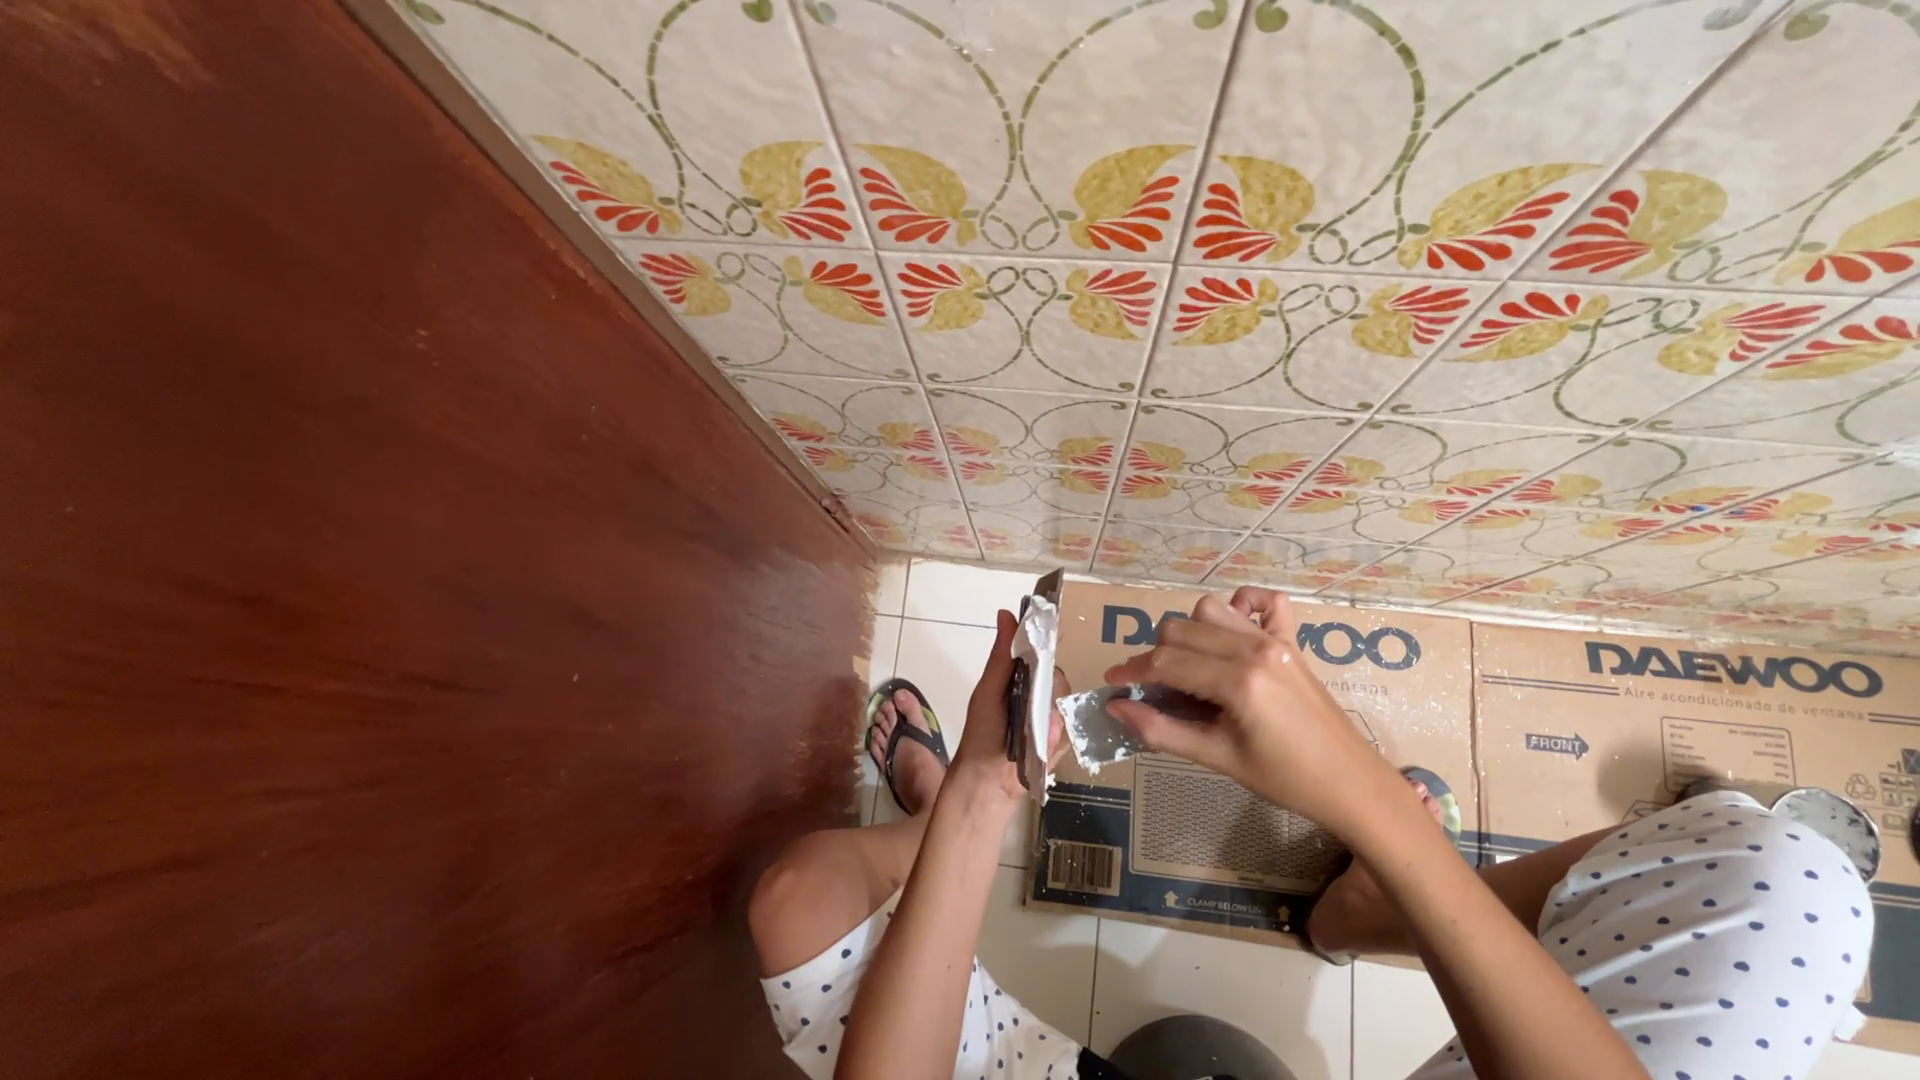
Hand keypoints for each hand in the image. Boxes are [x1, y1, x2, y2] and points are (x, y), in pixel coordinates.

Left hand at [950, 609, 1067, 805]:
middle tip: (1037, 705)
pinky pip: (1069, 728)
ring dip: (1052, 717)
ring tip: (1036, 732)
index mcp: (1017, 676)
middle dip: (1051, 689)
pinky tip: (1043, 745)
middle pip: (1058, 677)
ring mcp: (1048, 716)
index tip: (1057, 635)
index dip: (1049, 643)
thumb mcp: (989, 691)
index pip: (1040, 651)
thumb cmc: (982, 732)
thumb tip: (1006, 612)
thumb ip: (1001, 656)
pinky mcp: (1058, 738)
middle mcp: (1035, 692)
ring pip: (1065, 703)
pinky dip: (1056, 736)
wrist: (988, 780)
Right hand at [1102, 588, 1400, 836]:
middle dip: (1156, 656)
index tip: (1112, 684)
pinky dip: (1242, 604)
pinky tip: (1232, 629)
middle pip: (1180, 630)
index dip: (1132, 671)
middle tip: (1154, 690)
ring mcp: (1276, 639)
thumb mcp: (1217, 758)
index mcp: (1238, 681)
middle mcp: (1254, 649)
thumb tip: (1115, 708)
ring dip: (1189, 633)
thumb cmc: (1285, 779)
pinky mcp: (1293, 640)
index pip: (1166, 662)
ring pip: (1210, 610)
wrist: (1350, 783)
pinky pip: (1265, 601)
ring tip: (1190, 668)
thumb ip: (1161, 730)